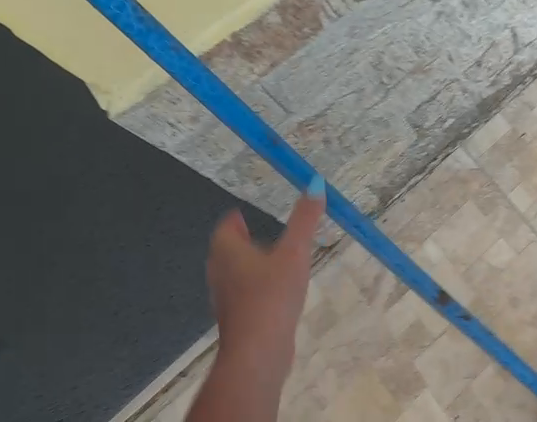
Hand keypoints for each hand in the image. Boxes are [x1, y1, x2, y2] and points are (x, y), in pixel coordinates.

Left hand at [205, 179, 324, 381]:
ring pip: (234, 272)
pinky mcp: (237, 318)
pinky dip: (256, 283)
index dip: (235, 219)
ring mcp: (226, 299)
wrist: (258, 353)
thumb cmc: (271, 296)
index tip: (246, 212)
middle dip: (241, 239)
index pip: (225, 228)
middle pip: (226, 250)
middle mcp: (220, 273)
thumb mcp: (294, 252)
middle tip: (259, 229)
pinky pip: (244, 291)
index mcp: (227, 252)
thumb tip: (316, 183)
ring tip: (274, 256)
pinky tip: (278, 288)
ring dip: (250, 262)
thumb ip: (305, 218)